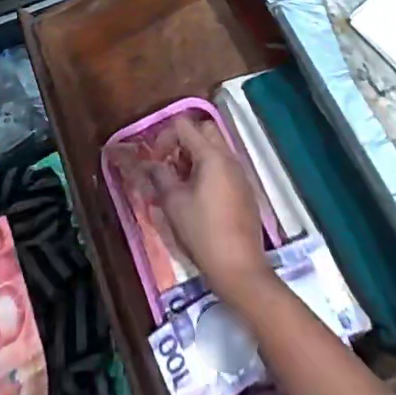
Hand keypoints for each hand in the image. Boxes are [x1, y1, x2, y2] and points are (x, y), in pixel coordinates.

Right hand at [139, 115, 271, 298]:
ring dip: (195, 156)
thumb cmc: (203, 232)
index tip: (155, 160)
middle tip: (169, 165)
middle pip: (204, 130)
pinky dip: (208, 170)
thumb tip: (150, 163)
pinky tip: (198, 197)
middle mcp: (229, 158)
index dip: (164, 137)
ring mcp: (240, 174)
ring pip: (215, 148)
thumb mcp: (173, 203)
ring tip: (180, 183)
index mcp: (212, 155)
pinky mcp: (245, 190)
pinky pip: (224, 166)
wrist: (240, 268)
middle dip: (183, 141)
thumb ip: (159, 175)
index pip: (184, 125)